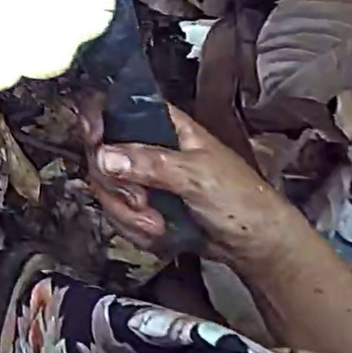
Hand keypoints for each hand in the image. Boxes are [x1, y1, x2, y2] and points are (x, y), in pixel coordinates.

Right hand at [88, 104, 307, 270]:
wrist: (256, 247)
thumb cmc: (240, 198)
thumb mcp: (197, 175)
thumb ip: (151, 164)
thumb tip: (105, 156)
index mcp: (160, 122)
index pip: (113, 106)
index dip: (96, 118)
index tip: (95, 142)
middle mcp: (143, 144)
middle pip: (99, 152)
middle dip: (117, 186)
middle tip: (142, 201)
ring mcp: (139, 175)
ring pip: (104, 186)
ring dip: (128, 214)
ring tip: (159, 224)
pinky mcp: (139, 204)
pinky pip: (115, 212)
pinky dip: (134, 228)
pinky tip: (160, 233)